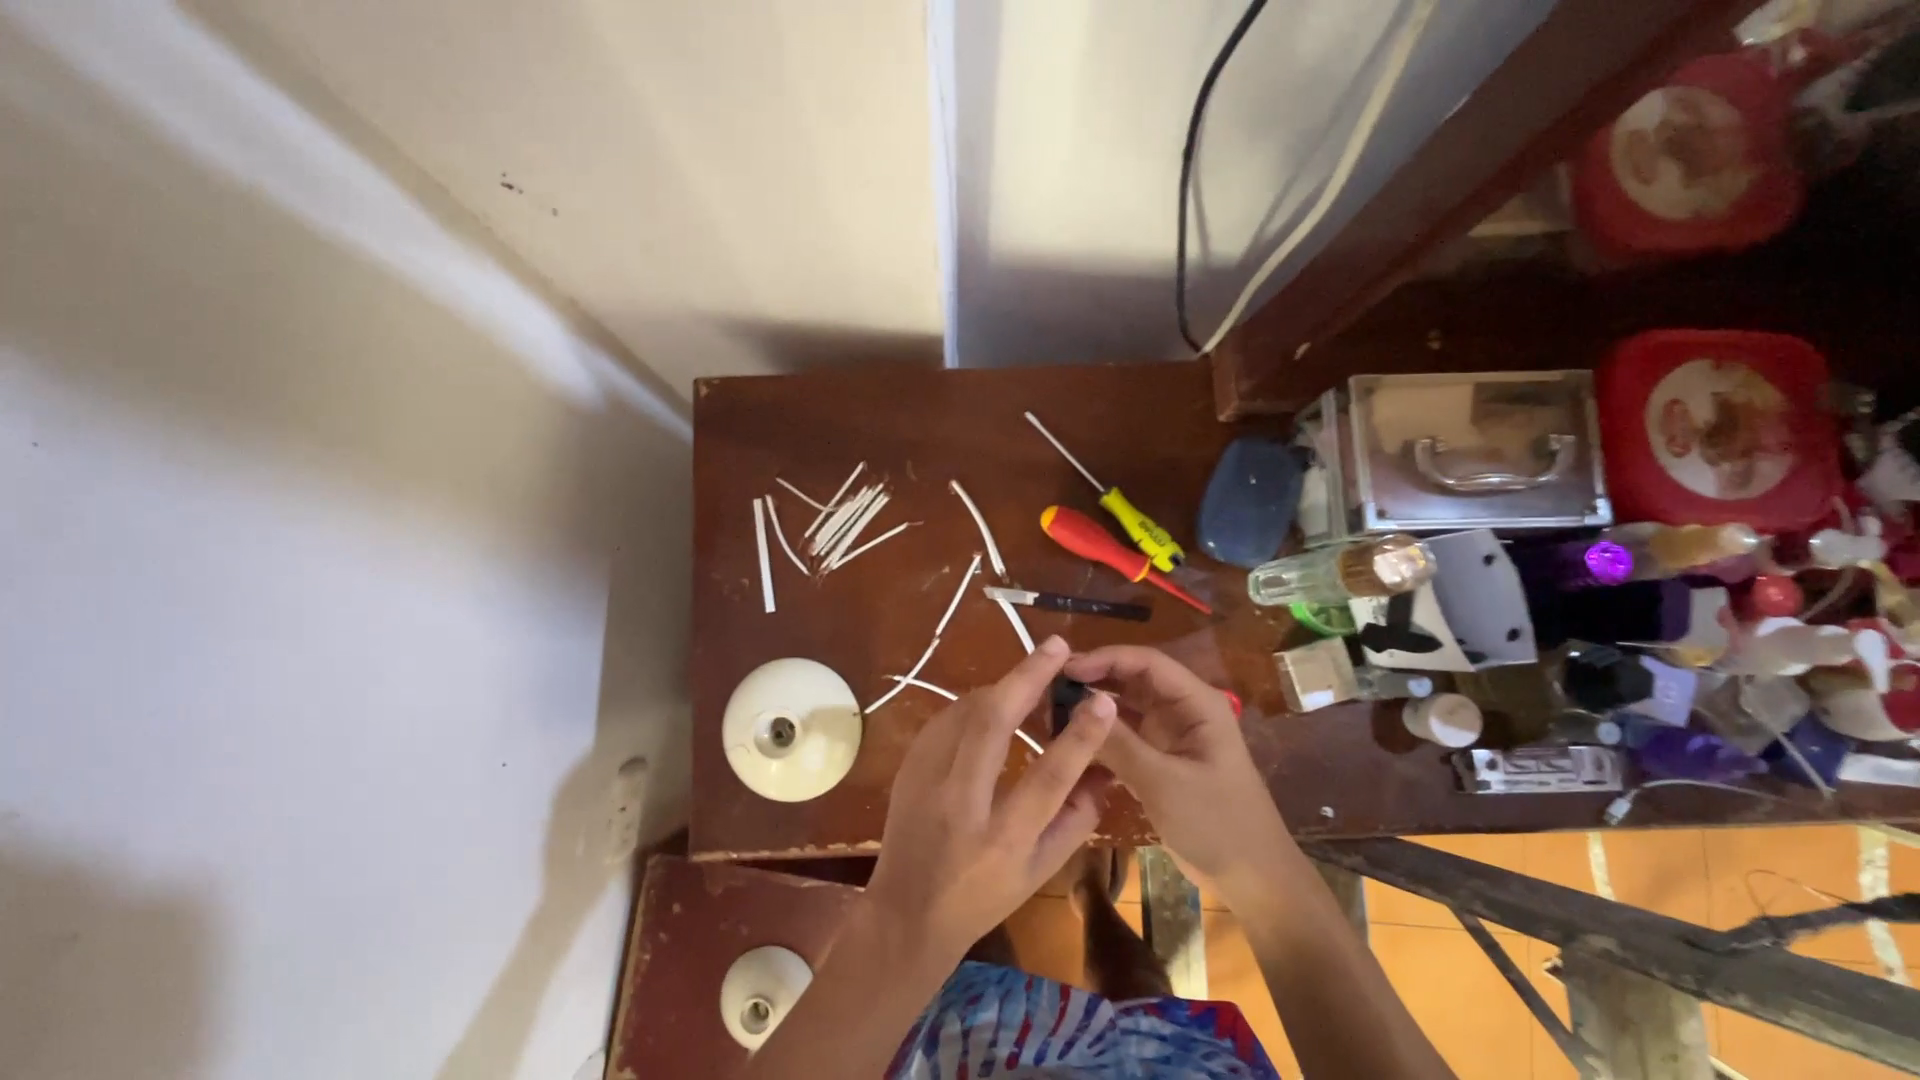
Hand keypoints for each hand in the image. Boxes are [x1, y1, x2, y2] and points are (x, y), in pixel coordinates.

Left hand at [864, 636, 1116, 964]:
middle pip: (992, 723)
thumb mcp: (1041, 871)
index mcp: (1003, 838)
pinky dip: (974, 704)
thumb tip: (1106, 768)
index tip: (1101, 700)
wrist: (907, 910)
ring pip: (964, 711)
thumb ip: (1078, 819)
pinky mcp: (908, 766)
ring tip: (1032, 674)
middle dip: (1027, 677)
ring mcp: (926, 780)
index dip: (1079, 737)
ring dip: (1002, 687)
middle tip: (1056, 647)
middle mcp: (961, 802)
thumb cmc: (984, 896)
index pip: (1047, 778)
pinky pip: (946, 719)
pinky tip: (993, 703)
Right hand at [1064, 645, 1290, 896]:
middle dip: (1093, 681)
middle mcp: (1183, 711)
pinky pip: (1124, 739)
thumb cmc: (1216, 823)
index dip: (1105, 659)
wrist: (1251, 878)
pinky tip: (1068, 744)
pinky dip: (1100, 739)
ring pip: (1125, 710)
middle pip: (1132, 681)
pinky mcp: (1160, 762)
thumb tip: (1073, 707)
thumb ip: (1119, 744)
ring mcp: (1171, 737)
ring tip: (1049, 712)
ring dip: (1093, 711)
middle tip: (1047, 688)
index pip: (1146, 663)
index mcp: (1197, 704)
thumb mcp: (1163, 782)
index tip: (1063, 668)